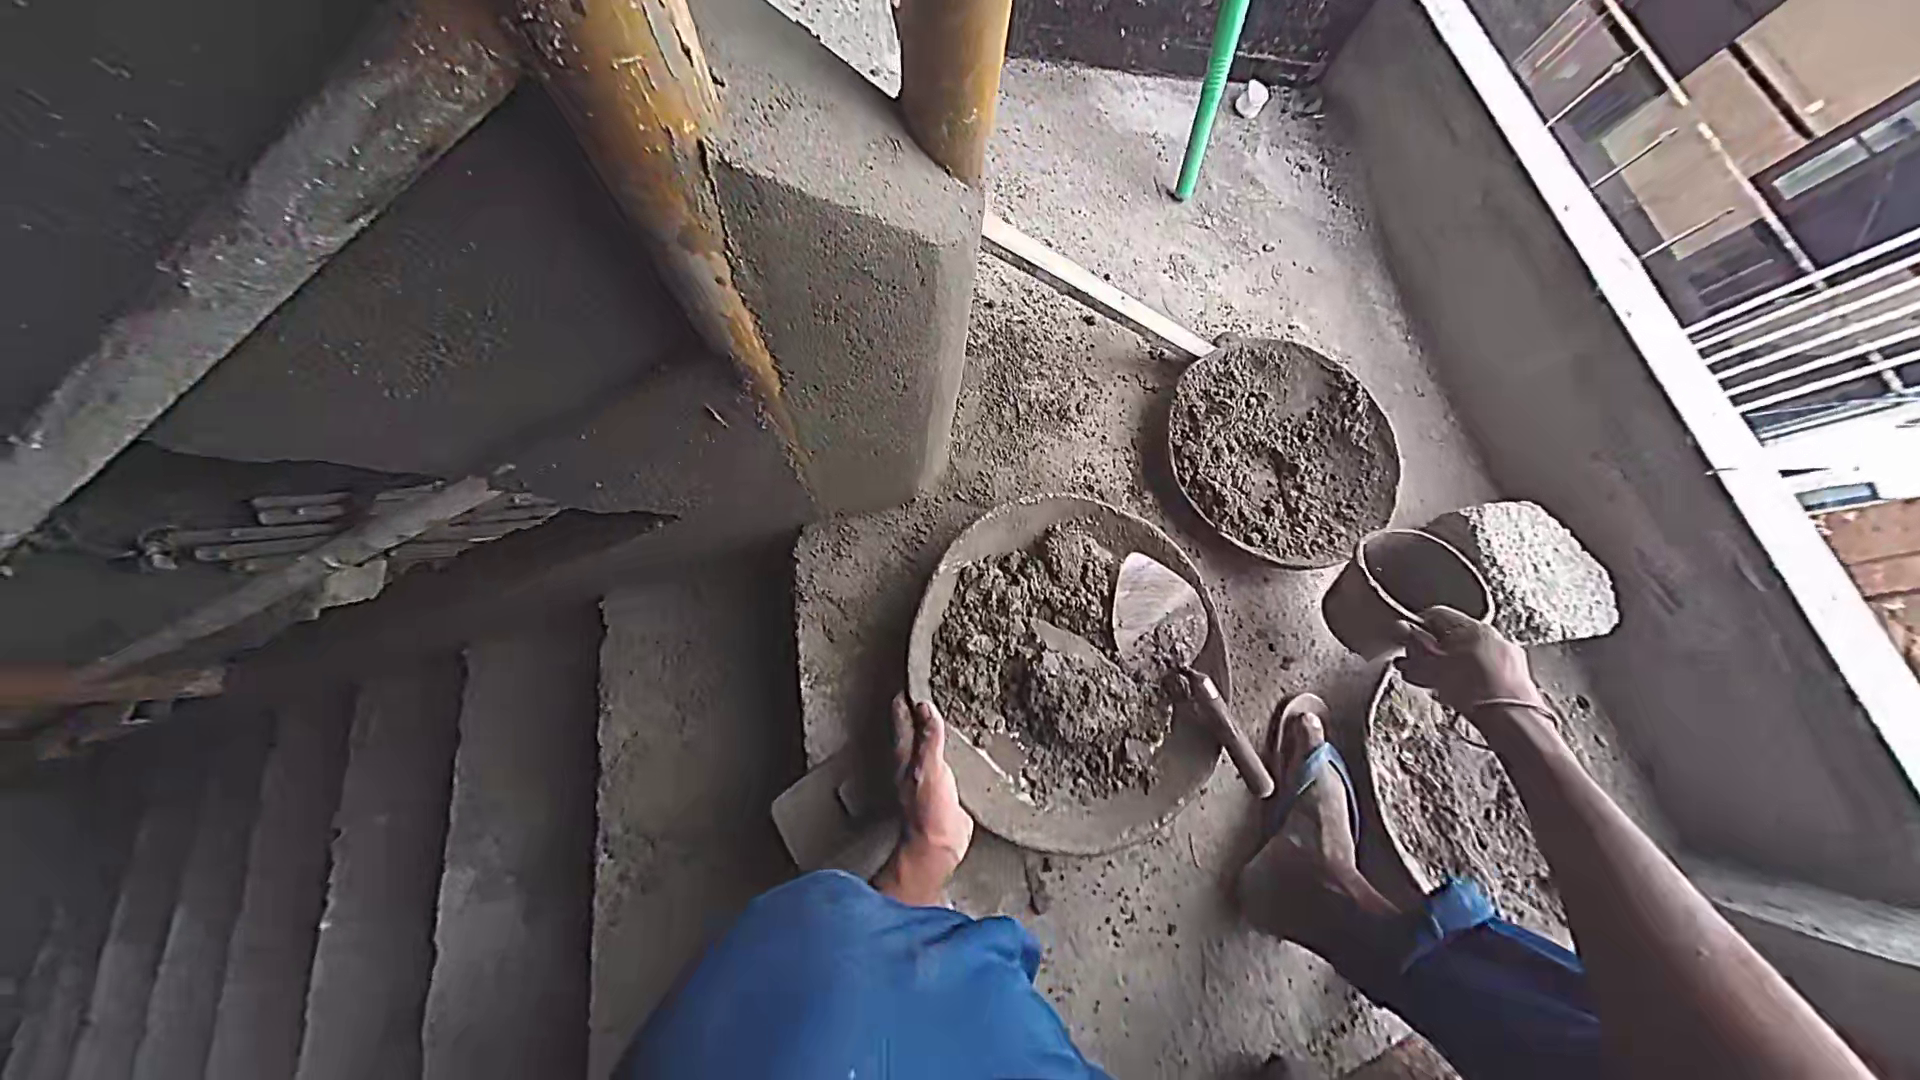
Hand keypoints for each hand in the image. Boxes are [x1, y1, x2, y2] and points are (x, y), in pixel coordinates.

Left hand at [874, 694, 972, 905]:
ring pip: (926, 743)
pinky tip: (957, 745)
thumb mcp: (929, 768)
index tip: (911, 680)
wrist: (938, 848)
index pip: (901, 717)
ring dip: (931, 728)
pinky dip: (948, 748)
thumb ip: (928, 738)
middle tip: (925, 689)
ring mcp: (926, 775)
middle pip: (911, 728)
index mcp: (905, 754)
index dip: (905, 697)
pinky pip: (943, 759)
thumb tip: (925, 707)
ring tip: (941, 711)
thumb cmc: (928, 812)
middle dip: (917, 709)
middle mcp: (912, 761)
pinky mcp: (942, 788)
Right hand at [1392, 606, 1543, 714]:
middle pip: (1452, 636)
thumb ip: (1412, 643)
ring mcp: (1508, 656)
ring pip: (1468, 653)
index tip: (1406, 642)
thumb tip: (1403, 630)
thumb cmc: (1469, 689)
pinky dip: (1469, 677)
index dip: (1415, 628)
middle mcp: (1493, 635)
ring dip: (1449, 665)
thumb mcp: (1426, 663)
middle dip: (1431, 651)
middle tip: (1416, 666)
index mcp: (1471, 626)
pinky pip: (1484, 669)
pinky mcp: (1517, 676)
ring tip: (1434, 683)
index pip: (1435, 614)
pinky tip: (1457, 693)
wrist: (1510, 719)